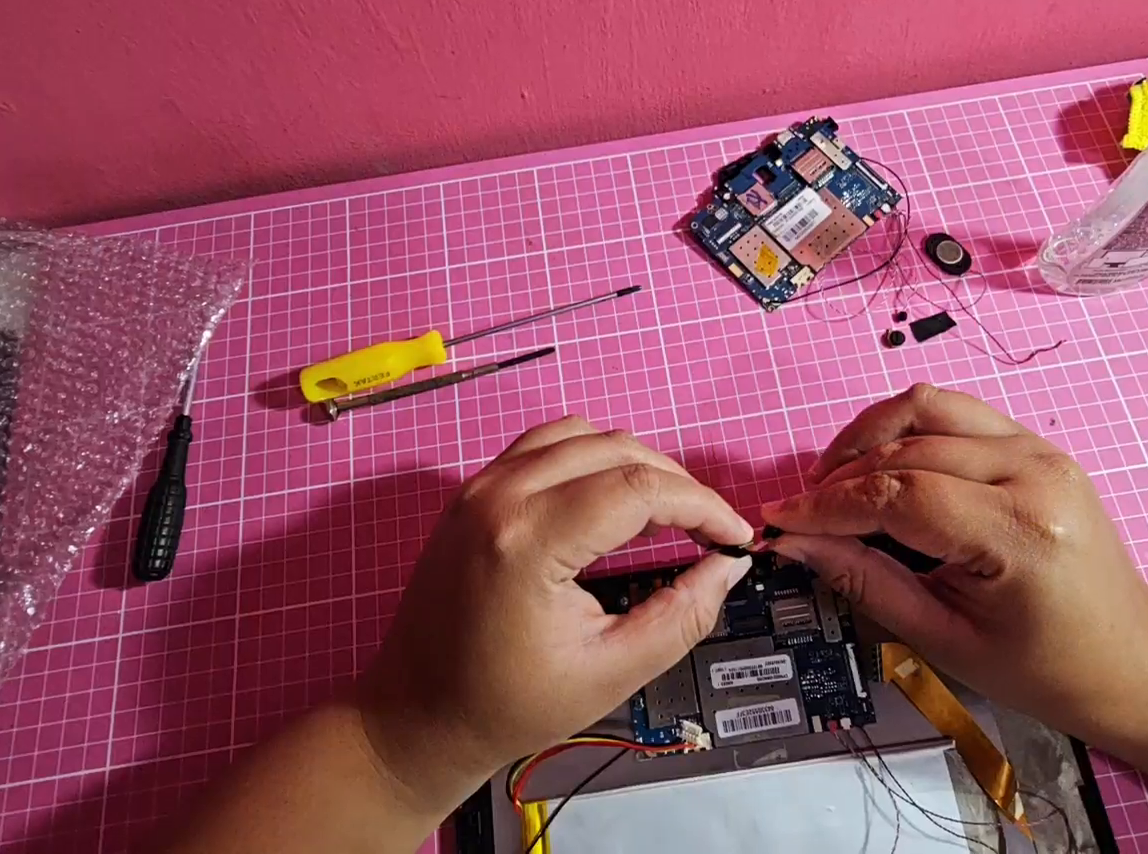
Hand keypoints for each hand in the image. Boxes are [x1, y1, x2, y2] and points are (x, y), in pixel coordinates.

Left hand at [356, 417, 753, 813]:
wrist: (413, 713)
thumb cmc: (505, 705)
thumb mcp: (609, 673)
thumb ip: (681, 616)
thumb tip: (727, 565)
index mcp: (529, 541)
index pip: (639, 488)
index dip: (701, 505)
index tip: (734, 536)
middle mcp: (501, 493)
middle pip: (616, 449)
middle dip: (675, 482)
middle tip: (707, 528)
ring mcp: (480, 483)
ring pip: (583, 434)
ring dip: (634, 462)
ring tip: (665, 509)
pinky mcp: (474, 487)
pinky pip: (546, 442)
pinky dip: (591, 454)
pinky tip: (610, 492)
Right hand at [763, 384, 1147, 745]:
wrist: (1137, 659)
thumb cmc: (1049, 668)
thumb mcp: (946, 640)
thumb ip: (865, 580)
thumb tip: (796, 543)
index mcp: (1022, 531)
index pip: (900, 494)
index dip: (829, 506)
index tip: (781, 520)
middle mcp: (1033, 471)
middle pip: (905, 449)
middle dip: (838, 478)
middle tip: (801, 513)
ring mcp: (1037, 447)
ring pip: (922, 409)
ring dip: (865, 438)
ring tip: (834, 480)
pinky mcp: (1032, 441)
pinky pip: (949, 409)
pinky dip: (901, 427)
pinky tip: (879, 460)